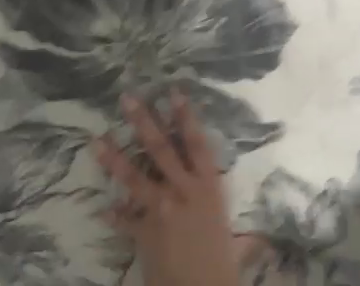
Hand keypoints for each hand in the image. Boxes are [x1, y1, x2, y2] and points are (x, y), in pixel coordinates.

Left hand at [95, 91, 243, 285]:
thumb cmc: (223, 268)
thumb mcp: (236, 245)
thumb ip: (244, 238)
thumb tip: (263, 242)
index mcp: (208, 188)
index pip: (197, 144)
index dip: (185, 117)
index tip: (173, 91)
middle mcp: (183, 191)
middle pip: (160, 149)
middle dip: (142, 122)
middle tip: (127, 98)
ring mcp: (160, 210)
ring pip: (133, 177)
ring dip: (114, 158)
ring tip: (96, 140)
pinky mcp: (143, 232)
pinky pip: (124, 220)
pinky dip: (114, 215)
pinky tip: (103, 209)